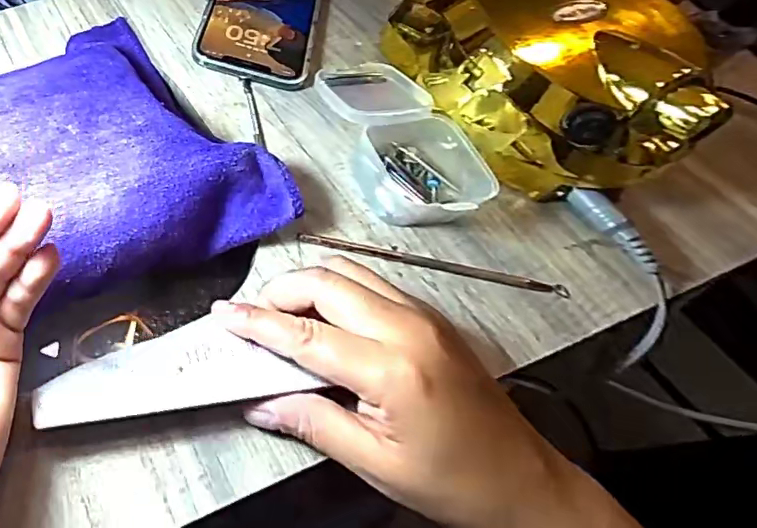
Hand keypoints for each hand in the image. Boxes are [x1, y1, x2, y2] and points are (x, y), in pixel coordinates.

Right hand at [218, 258, 637, 527]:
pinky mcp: (426, 312)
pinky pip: (366, 277)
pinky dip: (332, 284)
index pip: (304, 335)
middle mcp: (407, 329)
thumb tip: (259, 403)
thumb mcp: (379, 467)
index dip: (256, 322)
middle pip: (321, 282)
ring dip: (304, 283)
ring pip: (341, 269)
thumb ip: (314, 423)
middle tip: (256, 317)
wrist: (532, 488)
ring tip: (286, 312)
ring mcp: (421, 314)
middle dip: (278, 292)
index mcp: (395, 372)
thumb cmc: (459, 484)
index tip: (223, 314)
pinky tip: (324, 313)